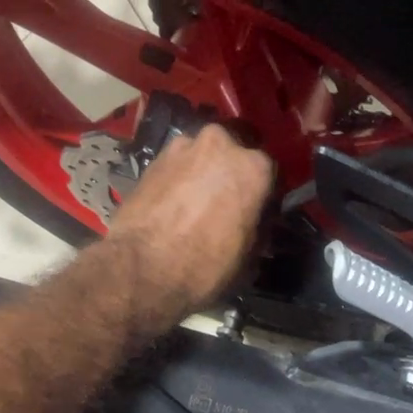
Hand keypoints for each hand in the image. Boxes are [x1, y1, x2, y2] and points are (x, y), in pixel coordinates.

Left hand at [105, 125, 273, 315]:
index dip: (264, 200)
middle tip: (226, 211)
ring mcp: (183, 146)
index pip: (270, 177)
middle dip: (232, 180)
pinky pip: (177, 168)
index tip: (258, 217)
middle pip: (234, 159)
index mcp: (254, 167)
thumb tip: (253, 226)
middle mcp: (221, 143)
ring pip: (203, 160)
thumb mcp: (248, 259)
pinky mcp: (153, 158)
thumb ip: (257, 231)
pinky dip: (180, 182)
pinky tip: (175, 208)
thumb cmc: (205, 267)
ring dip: (204, 178)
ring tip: (197, 209)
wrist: (142, 269)